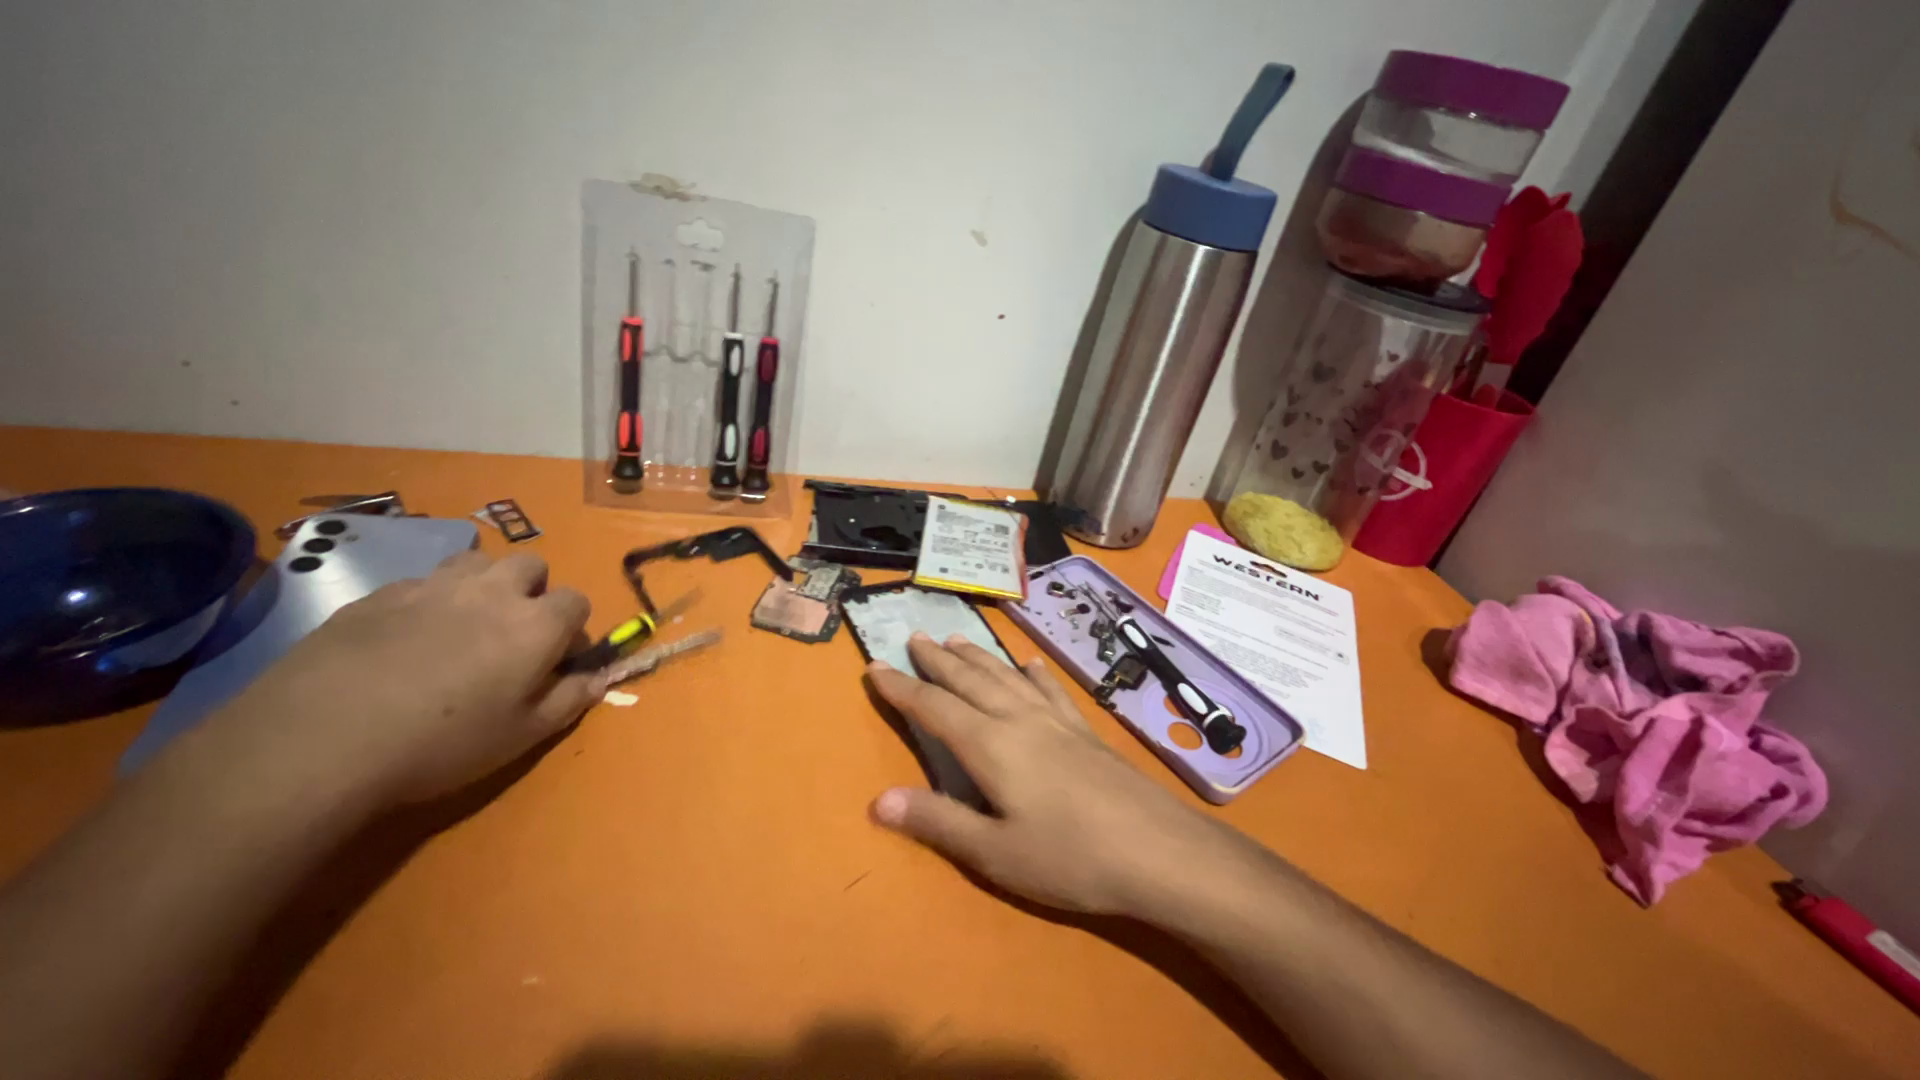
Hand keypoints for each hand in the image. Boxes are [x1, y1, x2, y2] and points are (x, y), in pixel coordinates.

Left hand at [201, 551, 601, 808]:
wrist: (324, 736)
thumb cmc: (443, 743)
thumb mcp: (521, 737)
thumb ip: (569, 700)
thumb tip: (598, 678)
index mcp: (536, 625)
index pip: (577, 601)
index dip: (571, 629)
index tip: (555, 660)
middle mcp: (493, 591)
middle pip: (530, 565)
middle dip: (531, 591)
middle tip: (510, 636)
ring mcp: (433, 586)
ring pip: (475, 562)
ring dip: (482, 585)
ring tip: (461, 627)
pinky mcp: (380, 593)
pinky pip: (421, 582)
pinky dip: (428, 601)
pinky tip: (404, 640)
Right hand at [865, 634, 1253, 917]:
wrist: (1159, 851)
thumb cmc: (1070, 858)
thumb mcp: (994, 852)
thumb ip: (937, 821)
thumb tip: (877, 800)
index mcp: (990, 746)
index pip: (934, 708)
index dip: (902, 689)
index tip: (874, 667)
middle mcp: (1020, 721)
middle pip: (970, 680)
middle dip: (938, 661)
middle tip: (915, 637)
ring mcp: (1058, 722)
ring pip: (1007, 677)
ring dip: (978, 657)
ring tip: (957, 639)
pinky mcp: (1086, 732)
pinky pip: (1051, 690)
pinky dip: (1034, 673)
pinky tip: (1031, 664)